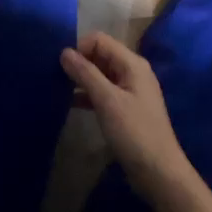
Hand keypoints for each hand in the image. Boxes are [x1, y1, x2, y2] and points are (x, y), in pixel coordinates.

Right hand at [61, 33, 194, 197]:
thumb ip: (86, 73)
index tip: (59, 65)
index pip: (100, 40)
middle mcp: (132, 72)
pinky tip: (68, 103)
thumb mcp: (107, 100)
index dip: (79, 48)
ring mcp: (129, 91)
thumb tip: (64, 52)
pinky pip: (101, 93)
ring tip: (56, 88)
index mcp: (132, 64)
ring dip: (80, 79)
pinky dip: (86, 95)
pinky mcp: (124, 109)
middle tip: (53, 76)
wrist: (157, 171)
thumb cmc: (134, 132)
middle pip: (100, 55)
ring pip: (99, 75)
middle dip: (78, 62)